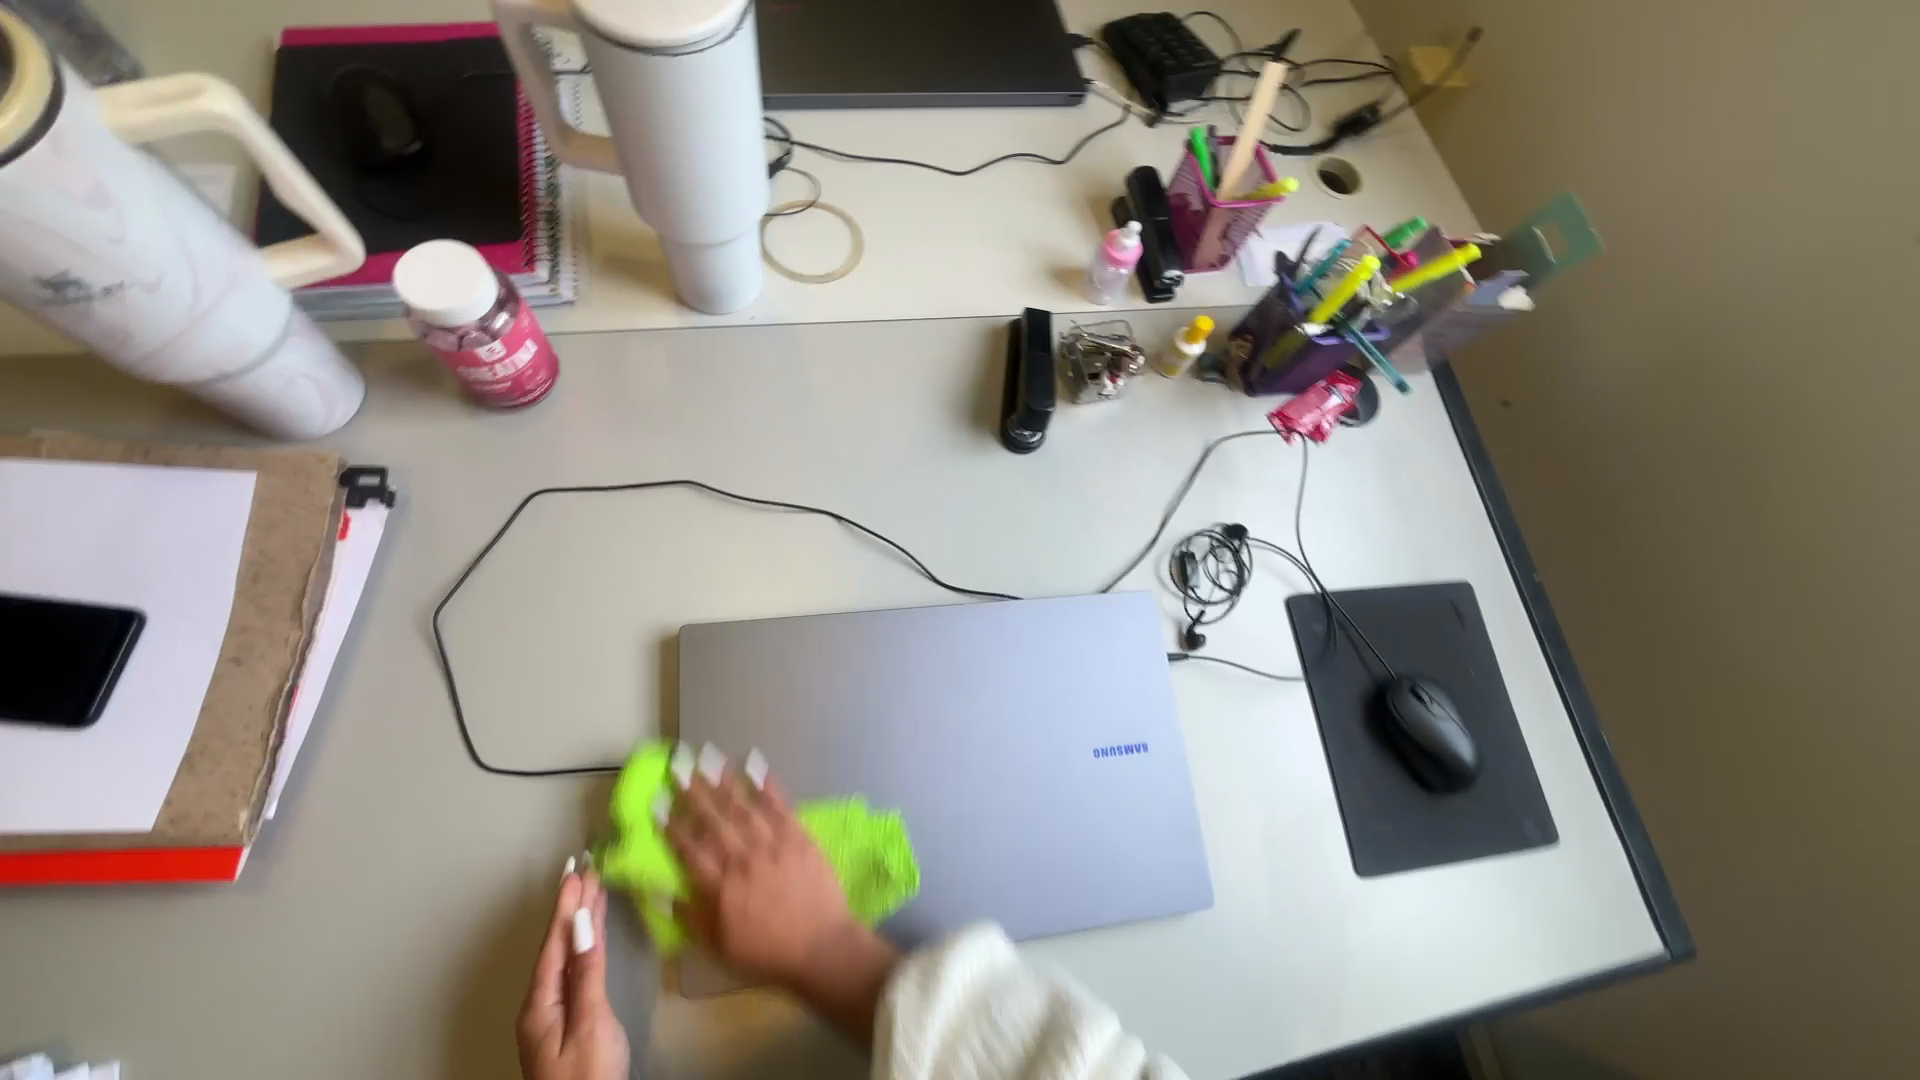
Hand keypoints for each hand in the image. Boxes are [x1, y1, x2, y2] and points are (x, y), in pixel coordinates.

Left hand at [518, 865, 631, 1079]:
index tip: (576, 871)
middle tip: (586, 869)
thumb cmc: (588, 1079)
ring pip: (567, 954)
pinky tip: (593, 932)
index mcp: (541, 1003)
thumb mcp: (589, 1026)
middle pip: (558, 945)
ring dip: (580, 921)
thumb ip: (586, 974)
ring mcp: (555, 1013)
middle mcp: (543, 1003)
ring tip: (593, 889)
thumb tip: (581, 927)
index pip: (556, 942)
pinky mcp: (571, 1020)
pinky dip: (586, 944)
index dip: (567, 905)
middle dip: (573, 906)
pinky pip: (576, 968)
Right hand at [667, 769, 861, 987]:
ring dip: (726, 784)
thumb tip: (663, 893)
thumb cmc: (767, 953)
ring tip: (711, 761)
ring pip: (745, 809)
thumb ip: (691, 917)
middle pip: (714, 821)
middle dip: (695, 794)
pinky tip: (757, 769)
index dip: (672, 827)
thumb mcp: (720, 947)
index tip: (658, 804)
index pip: (690, 851)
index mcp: (721, 889)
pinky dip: (768, 788)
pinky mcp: (800, 839)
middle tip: (680, 769)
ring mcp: (774, 847)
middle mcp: (744, 861)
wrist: (821, 948)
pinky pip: (781, 808)